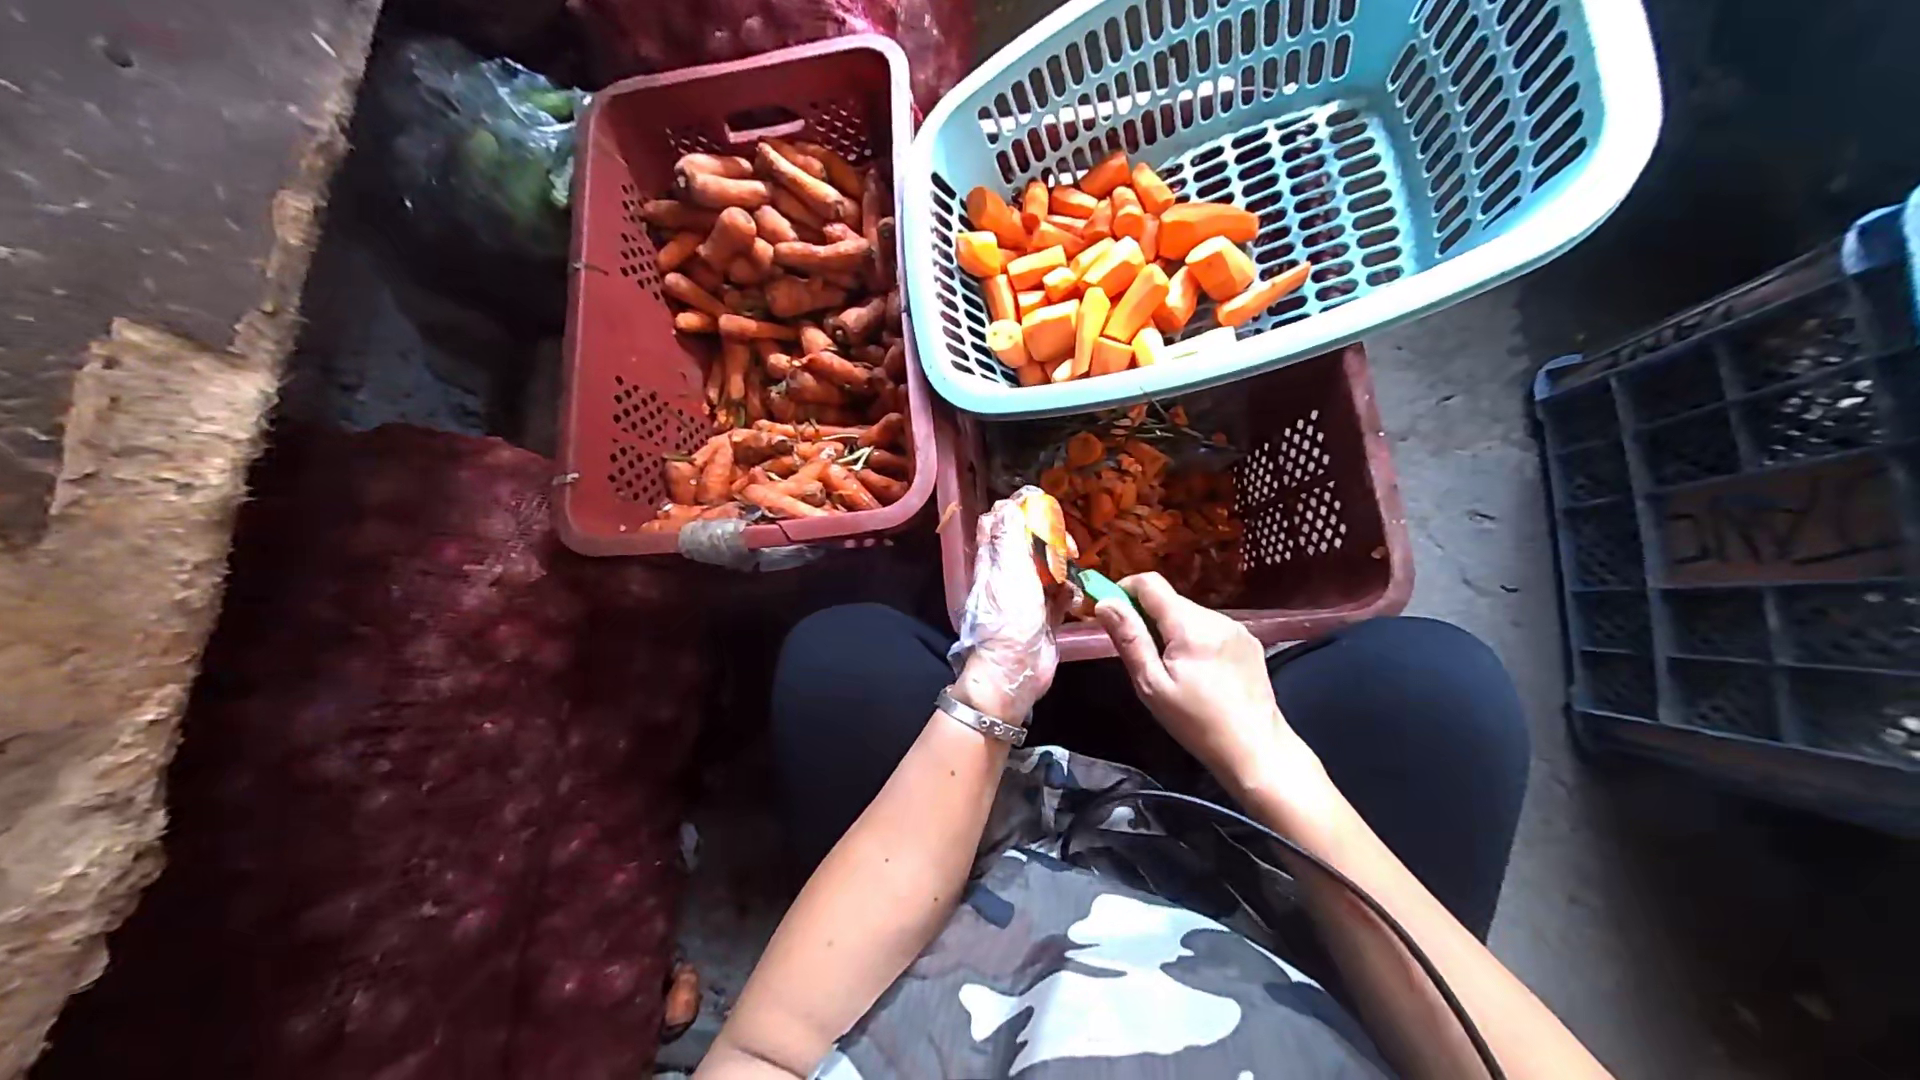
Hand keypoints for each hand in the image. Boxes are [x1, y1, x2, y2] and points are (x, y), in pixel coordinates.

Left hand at [948, 490, 1060, 719]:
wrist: (1014, 671)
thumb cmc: (1008, 618)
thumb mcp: (1007, 569)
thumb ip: (1009, 535)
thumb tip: (1011, 502)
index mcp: (992, 560)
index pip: (1000, 521)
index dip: (1020, 509)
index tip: (1045, 507)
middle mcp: (1007, 574)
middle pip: (1030, 542)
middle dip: (1051, 539)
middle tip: (1067, 547)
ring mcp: (1026, 596)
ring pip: (1048, 567)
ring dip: (1063, 567)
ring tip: (1071, 572)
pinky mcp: (1044, 616)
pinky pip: (1061, 595)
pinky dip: (1069, 593)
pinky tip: (1072, 598)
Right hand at [1095, 573, 1337, 828]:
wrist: (1257, 750)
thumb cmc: (1196, 723)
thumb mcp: (1151, 685)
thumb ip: (1129, 638)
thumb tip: (1105, 602)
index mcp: (1190, 626)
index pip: (1150, 583)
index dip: (1124, 590)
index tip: (1112, 613)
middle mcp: (1215, 617)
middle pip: (1169, 599)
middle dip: (1147, 616)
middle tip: (1140, 654)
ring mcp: (1236, 627)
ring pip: (1188, 613)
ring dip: (1171, 629)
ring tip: (1171, 668)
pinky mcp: (1248, 640)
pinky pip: (1209, 627)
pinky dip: (1193, 638)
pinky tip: (1197, 671)